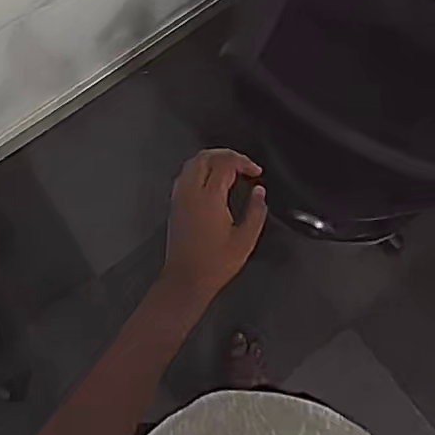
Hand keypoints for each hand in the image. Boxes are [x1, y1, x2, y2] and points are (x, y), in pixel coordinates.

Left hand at [161, 149, 267, 300]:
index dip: (243, 162)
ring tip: (230, 167)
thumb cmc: (213, 264)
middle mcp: (191, 193)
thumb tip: (259, 193)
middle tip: (244, 164)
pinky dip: (200, 168)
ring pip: (193, 162)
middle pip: (206, 156)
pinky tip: (211, 178)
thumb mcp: (245, 240)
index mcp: (209, 198)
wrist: (186, 280)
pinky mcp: (174, 204)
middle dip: (227, 155)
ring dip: (212, 159)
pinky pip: (185, 174)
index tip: (255, 171)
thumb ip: (256, 211)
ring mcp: (180, 197)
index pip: (225, 164)